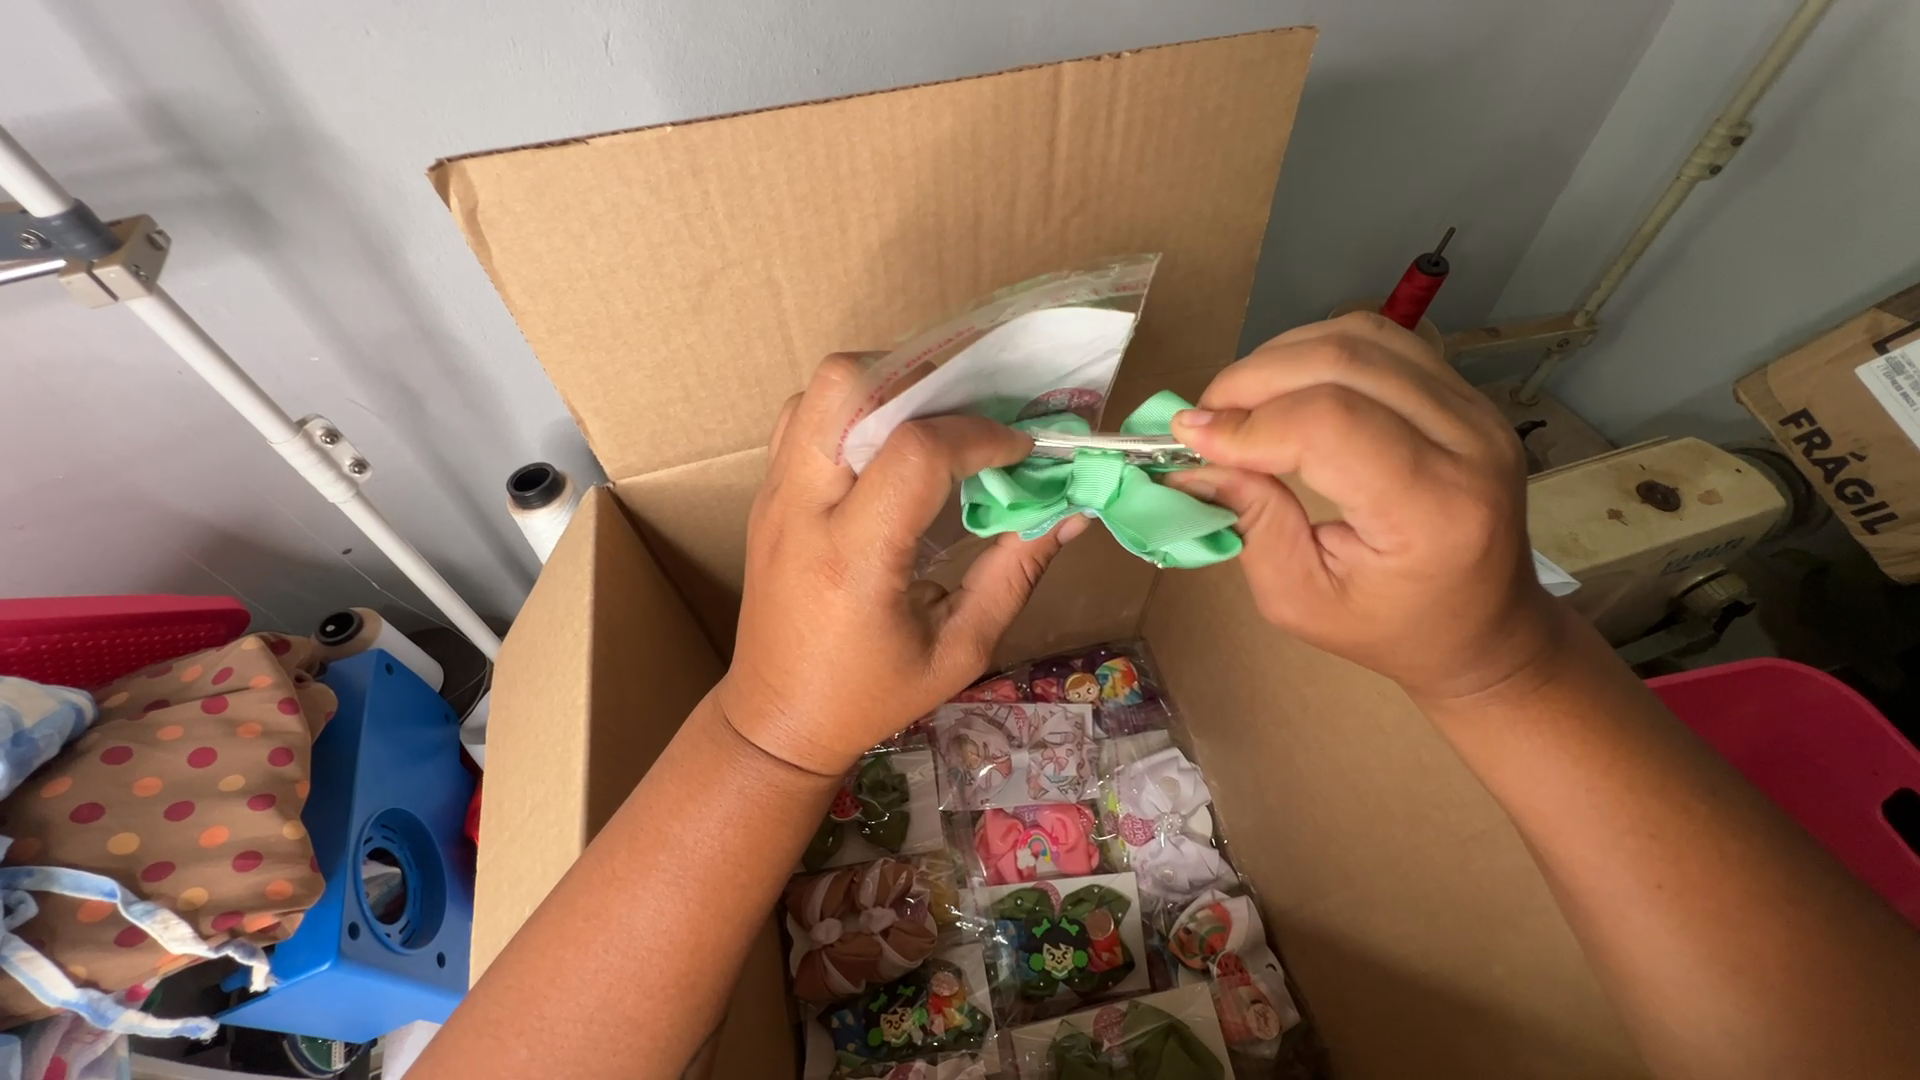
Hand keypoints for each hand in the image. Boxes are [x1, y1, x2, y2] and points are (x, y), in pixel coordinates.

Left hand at [715, 355, 1083, 774]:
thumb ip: (1016, 573)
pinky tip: (889, 450)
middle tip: (968, 414)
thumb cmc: (871, 696)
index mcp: (854, 558)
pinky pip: (803, 419)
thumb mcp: (960, 650)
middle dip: (920, 379)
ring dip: (883, 389)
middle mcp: (802, 511)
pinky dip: (853, 413)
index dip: (980, 435)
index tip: (1019, 450)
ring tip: (932, 426)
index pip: (915, 452)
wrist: (778, 719)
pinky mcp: (766, 496)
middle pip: (844, 385)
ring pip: (818, 391)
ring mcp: (774, 496)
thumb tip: (1069, 512)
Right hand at [1164, 313, 1560, 703]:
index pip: (1330, 425)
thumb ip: (1249, 525)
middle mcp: (1468, 442)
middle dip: (1250, 381)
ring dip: (1277, 359)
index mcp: (1432, 510)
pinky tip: (1279, 391)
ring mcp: (1473, 407)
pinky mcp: (1461, 392)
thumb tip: (1191, 462)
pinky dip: (1309, 354)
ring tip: (1235, 406)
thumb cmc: (1386, 627)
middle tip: (1202, 421)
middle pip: (1343, 362)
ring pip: (1357, 337)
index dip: (1248, 424)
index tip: (1188, 440)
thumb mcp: (1298, 600)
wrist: (1482, 624)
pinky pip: (1375, 341)